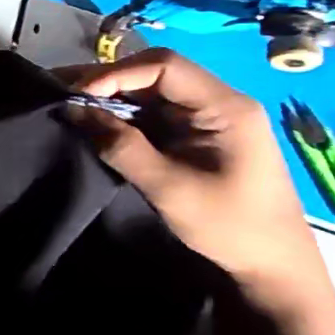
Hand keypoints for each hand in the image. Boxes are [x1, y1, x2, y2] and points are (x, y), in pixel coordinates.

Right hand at [65, 49, 332, 311]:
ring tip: (70, 102)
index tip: (79, 94)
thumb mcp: (169, 188)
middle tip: (61, 90)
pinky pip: (155, 111)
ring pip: (151, 90)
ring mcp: (207, 116)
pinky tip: (95, 119)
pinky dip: (124, 113)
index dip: (117, 73)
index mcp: (225, 106)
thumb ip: (121, 147)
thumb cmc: (229, 227)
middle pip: (155, 72)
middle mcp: (218, 100)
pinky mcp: (197, 133)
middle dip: (108, 80)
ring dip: (112, 96)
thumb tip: (74, 111)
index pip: (164, 66)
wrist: (273, 268)